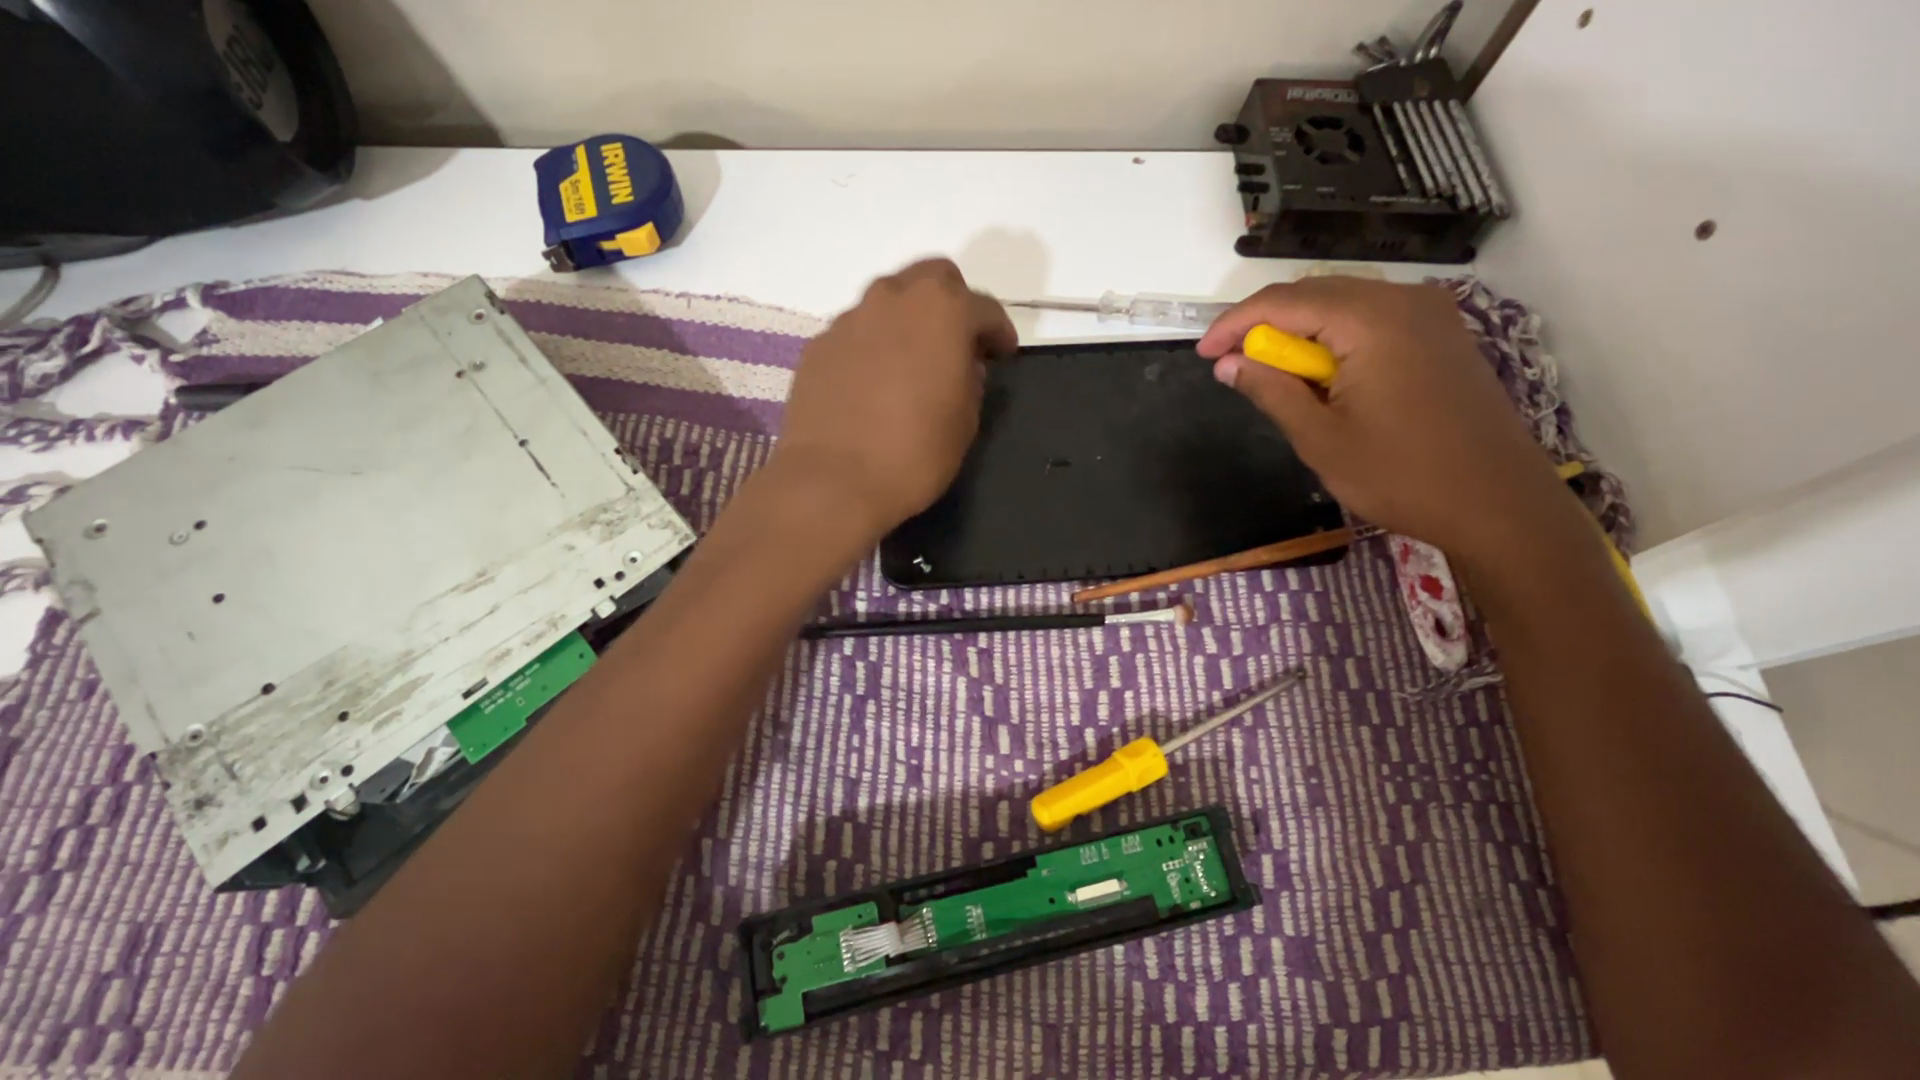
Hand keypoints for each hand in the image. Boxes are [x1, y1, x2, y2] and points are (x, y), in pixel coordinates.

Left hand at [771, 259, 1016, 537]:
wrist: (832, 482)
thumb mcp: (965, 421)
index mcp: (942, 310)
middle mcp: (893, 299)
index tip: (1002, 355)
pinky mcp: (819, 345)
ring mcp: (850, 318)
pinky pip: (857, 332)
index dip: (998, 332)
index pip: (983, 307)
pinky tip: (874, 384)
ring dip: (908, 320)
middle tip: (958, 343)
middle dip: (952, 303)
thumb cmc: (914, 453)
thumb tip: (961, 366)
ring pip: (889, 300)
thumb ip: (971, 380)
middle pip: (931, 278)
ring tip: (913, 363)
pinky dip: (873, 346)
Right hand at [1197, 277, 1574, 559]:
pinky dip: (1339, 339)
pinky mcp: (1445, 337)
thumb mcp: (1321, 439)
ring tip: (1273, 373)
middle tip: (1233, 363)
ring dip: (1302, 332)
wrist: (1500, 505)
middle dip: (1267, 324)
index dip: (1235, 324)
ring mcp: (1432, 316)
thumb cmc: (1403, 477)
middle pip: (1316, 293)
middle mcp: (1404, 301)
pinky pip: (1376, 320)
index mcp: (1371, 321)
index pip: (1284, 302)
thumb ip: (1271, 391)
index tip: (1204, 355)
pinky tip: (1325, 375)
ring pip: (1346, 304)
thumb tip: (1229, 364)